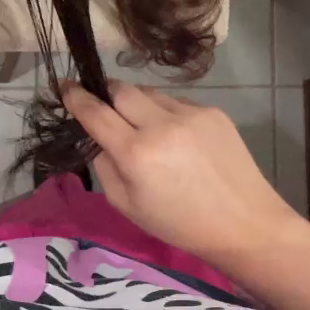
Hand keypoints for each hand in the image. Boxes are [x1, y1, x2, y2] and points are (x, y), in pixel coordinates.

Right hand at [62, 80, 307, 265]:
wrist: (245, 224)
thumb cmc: (178, 224)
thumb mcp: (125, 204)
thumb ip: (104, 165)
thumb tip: (98, 139)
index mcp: (135, 153)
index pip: (95, 112)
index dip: (75, 96)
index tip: (64, 85)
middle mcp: (161, 125)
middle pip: (121, 89)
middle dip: (105, 92)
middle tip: (102, 104)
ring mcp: (191, 115)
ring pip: (149, 92)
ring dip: (136, 102)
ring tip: (140, 125)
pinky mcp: (213, 113)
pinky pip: (175, 102)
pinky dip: (164, 112)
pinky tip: (173, 136)